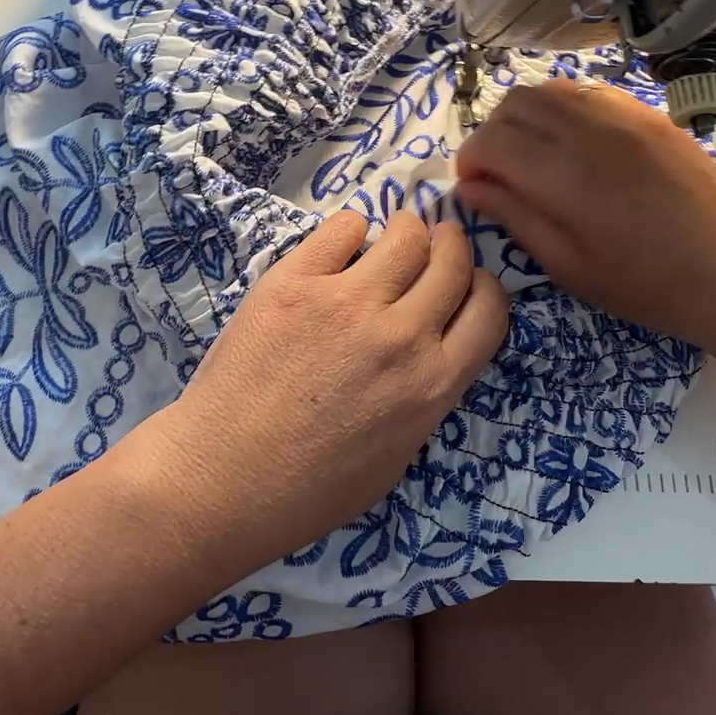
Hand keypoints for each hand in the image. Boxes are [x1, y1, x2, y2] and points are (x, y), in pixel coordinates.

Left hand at [127, 211, 508, 561]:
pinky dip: (350, 232)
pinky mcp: (295, 281)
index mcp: (434, 383)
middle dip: (450, 246)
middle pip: (452, 259)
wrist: (225, 478)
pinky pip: (343, 227)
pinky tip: (338, 251)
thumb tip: (428, 347)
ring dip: (406, 231)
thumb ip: (425, 395)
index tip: (466, 285)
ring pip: (405, 233)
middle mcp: (401, 334)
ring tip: (386, 244)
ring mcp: (346, 302)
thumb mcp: (398, 456)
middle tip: (433, 246)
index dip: (483, 287)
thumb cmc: (311, 487)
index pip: (490, 308)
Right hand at [454, 79, 715, 353]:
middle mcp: (590, 131)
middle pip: (515, 104)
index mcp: (565, 176)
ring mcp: (626, 116)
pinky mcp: (651, 115)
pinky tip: (573, 143)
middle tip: (499, 173)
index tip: (474, 188)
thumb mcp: (568, 266)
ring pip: (551, 89)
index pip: (492, 141)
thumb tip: (469, 189)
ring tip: (532, 155)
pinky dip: (565, 108)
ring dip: (526, 116)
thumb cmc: (646, 286)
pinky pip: (590, 92)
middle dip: (493, 134)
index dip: (470, 161)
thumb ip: (514, 218)